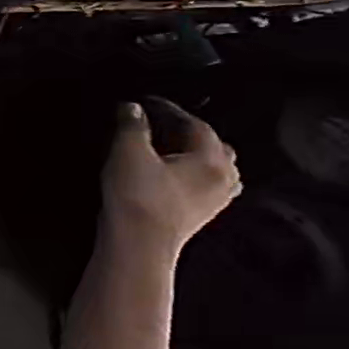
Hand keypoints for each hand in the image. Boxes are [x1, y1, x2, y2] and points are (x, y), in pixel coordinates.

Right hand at [98, 98, 239, 258]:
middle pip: (214, 147)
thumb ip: (132, 124)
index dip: (171, 109)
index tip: (148, 103)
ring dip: (193, 155)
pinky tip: (168, 176)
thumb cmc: (138, 200)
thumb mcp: (128, 151)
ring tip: (166, 148)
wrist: (137, 245)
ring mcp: (212, 202)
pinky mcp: (197, 217)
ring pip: (213, 170)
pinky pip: (203, 188)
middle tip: (160, 124)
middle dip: (189, 132)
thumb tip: (133, 109)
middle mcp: (220, 182)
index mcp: (211, 161)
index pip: (197, 125)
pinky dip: (190, 176)